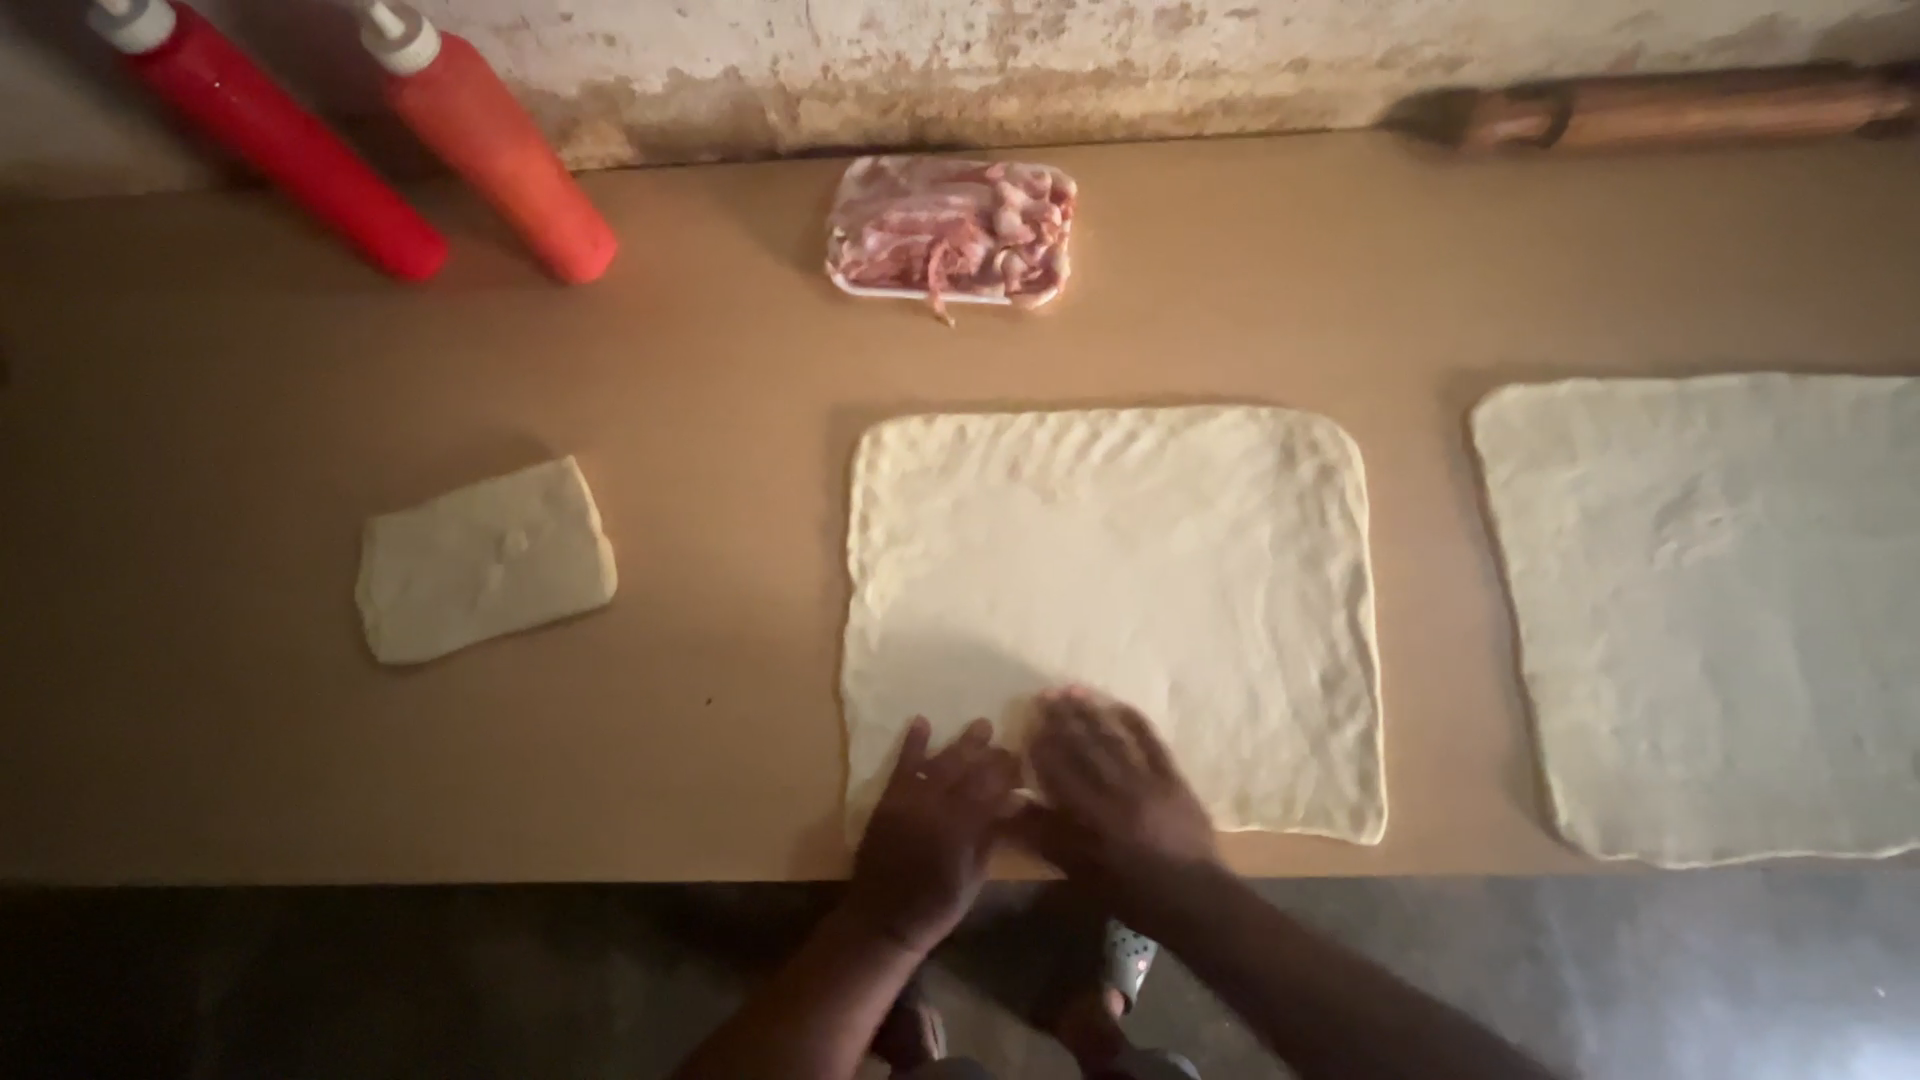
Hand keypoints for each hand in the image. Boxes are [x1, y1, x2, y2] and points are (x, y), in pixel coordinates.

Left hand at [845, 716, 1021, 955]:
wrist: (881, 918)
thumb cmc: (935, 906)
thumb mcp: (974, 878)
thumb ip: (991, 838)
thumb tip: (1013, 805)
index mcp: (963, 829)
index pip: (993, 791)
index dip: (1010, 775)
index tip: (1024, 761)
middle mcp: (939, 808)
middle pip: (971, 773)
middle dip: (991, 756)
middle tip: (1007, 743)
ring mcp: (911, 800)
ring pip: (942, 763)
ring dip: (962, 744)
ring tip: (981, 725)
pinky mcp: (889, 799)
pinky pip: (903, 766)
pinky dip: (913, 743)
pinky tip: (922, 721)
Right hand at [1013, 688, 1220, 915]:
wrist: (1198, 901)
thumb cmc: (1135, 895)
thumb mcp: (1083, 874)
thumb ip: (1047, 839)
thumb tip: (1011, 810)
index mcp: (1095, 817)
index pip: (1060, 771)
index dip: (1042, 747)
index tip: (1027, 726)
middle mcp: (1120, 791)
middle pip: (1086, 747)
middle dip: (1062, 720)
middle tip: (1044, 695)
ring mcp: (1150, 781)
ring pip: (1114, 739)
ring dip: (1092, 712)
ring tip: (1072, 690)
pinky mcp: (1174, 779)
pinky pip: (1153, 743)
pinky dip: (1135, 722)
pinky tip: (1119, 704)